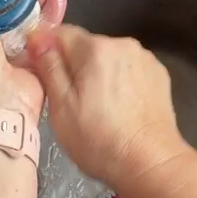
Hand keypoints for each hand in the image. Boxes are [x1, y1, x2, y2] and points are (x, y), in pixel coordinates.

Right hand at [22, 25, 191, 189]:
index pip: (59, 33)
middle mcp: (122, 44)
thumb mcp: (62, 107)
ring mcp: (144, 58)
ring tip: (98, 107)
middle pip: (85, 45)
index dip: (45, 51)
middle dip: (74, 65)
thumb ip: (49, 67)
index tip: (42, 73)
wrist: (151, 164)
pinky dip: (120, 81)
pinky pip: (128, 68)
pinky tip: (120, 107)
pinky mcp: (159, 74)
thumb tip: (37, 38)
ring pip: (107, 57)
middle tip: (70, 100)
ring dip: (98, 72)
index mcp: (95, 48)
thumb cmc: (99, 140)